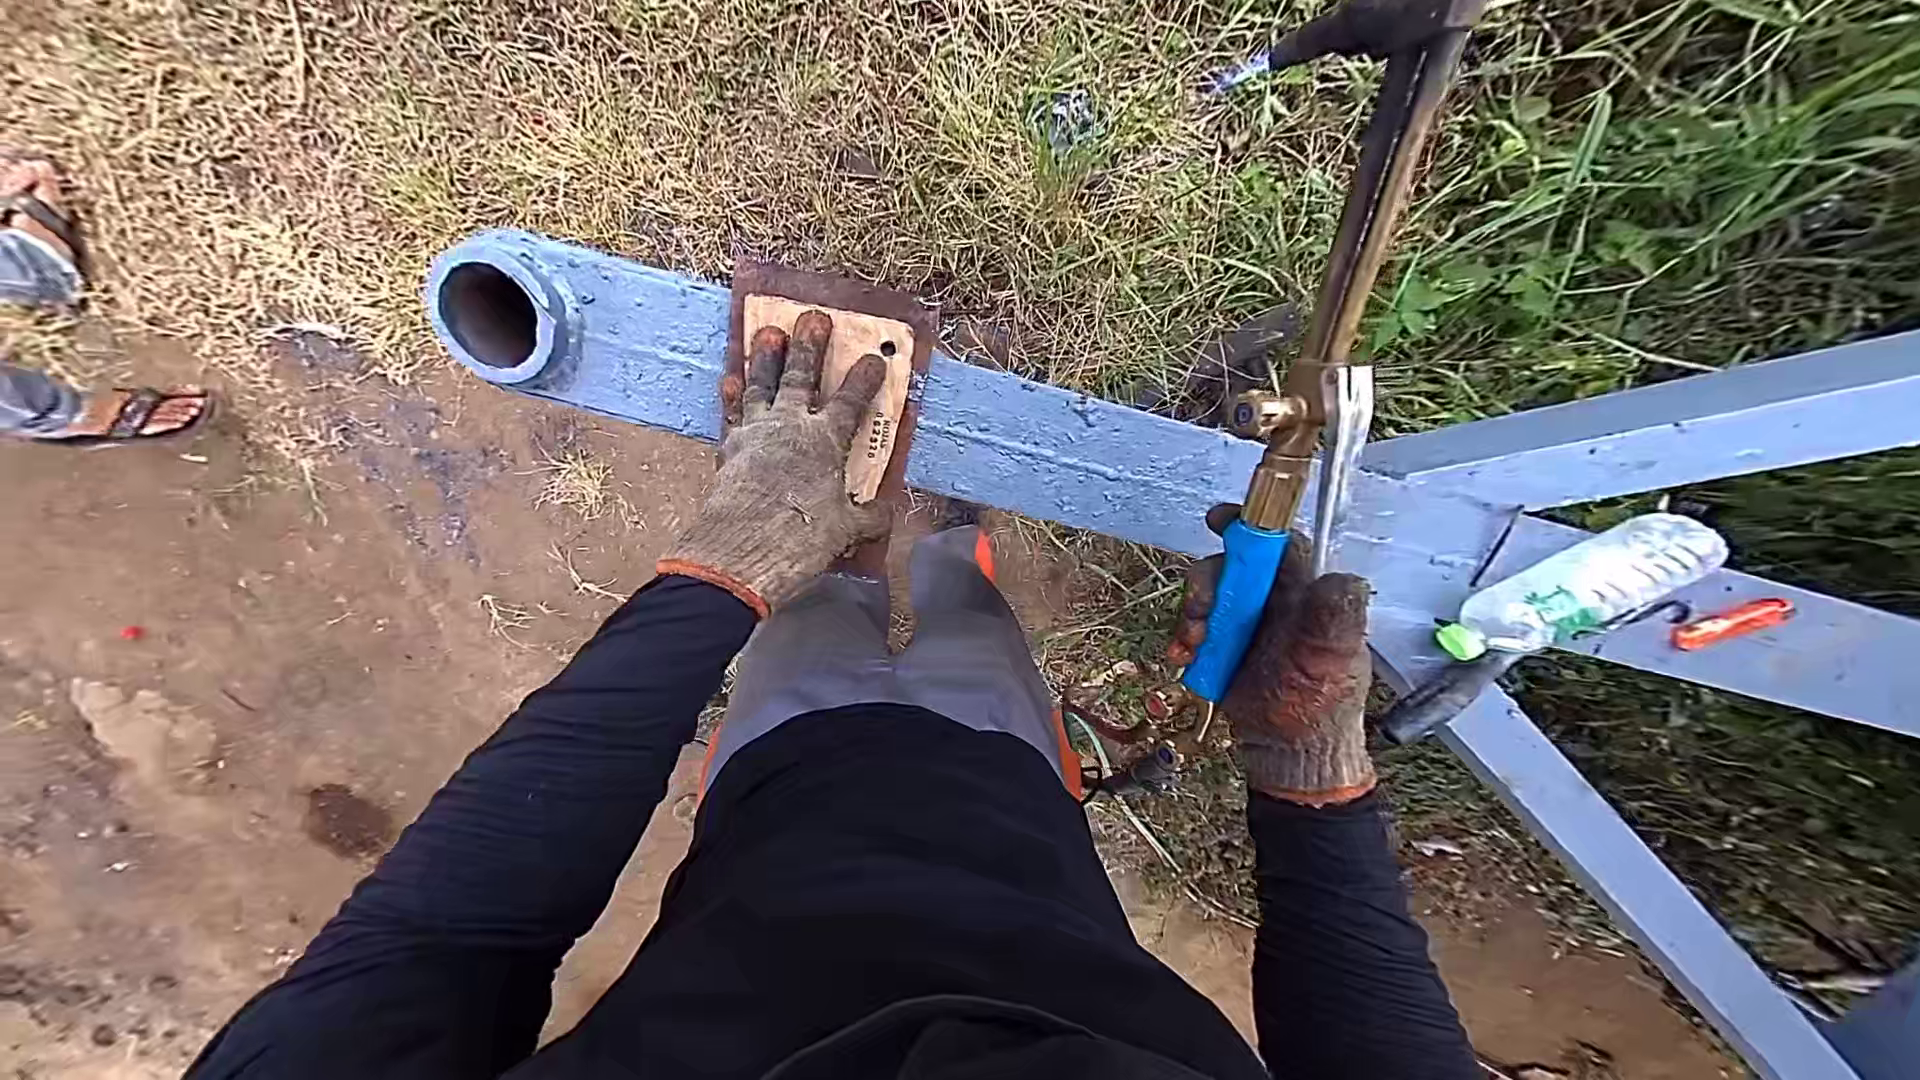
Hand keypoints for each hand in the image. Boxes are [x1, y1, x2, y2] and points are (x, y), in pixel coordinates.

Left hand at [658, 311, 889, 615]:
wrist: (741, 550)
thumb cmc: (801, 537)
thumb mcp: (845, 530)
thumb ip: (868, 517)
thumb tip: (886, 514)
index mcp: (824, 442)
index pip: (850, 403)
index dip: (864, 380)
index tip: (875, 359)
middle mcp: (790, 428)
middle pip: (801, 380)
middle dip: (809, 348)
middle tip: (813, 318)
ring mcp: (756, 435)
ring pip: (762, 386)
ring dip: (765, 358)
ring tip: (767, 331)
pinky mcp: (730, 449)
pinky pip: (733, 415)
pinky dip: (733, 397)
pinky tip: (730, 382)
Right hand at [1168, 504, 1375, 805]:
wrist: (1286, 750)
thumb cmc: (1317, 707)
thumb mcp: (1332, 662)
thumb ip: (1335, 618)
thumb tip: (1341, 576)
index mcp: (1304, 593)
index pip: (1279, 544)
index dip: (1250, 525)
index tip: (1218, 520)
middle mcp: (1272, 598)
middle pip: (1230, 566)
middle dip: (1207, 585)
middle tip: (1200, 614)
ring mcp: (1243, 619)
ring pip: (1206, 593)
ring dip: (1191, 615)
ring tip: (1193, 645)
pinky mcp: (1219, 640)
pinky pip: (1192, 624)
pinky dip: (1183, 637)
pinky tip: (1184, 657)